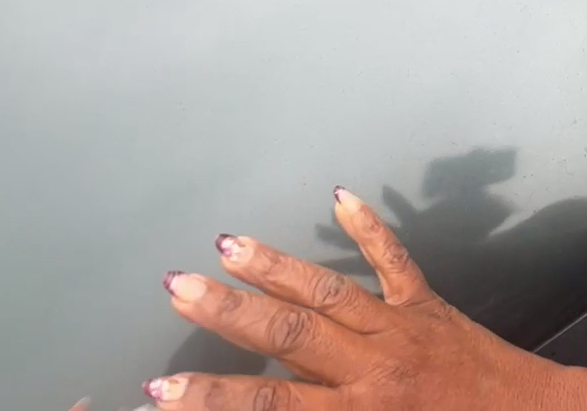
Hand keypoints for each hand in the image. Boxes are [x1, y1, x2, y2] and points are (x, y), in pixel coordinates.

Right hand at [141, 186, 569, 409]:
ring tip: (230, 244)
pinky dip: (368, 226)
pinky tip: (341, 196)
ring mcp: (401, 321)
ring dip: (278, 266)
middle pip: (290, 332)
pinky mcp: (426, 299)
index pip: (270, 403)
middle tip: (178, 285)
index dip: (212, 397)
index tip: (159, 388)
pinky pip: (393, 257)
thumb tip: (271, 406)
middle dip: (229, 312)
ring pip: (329, 289)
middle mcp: (373, 363)